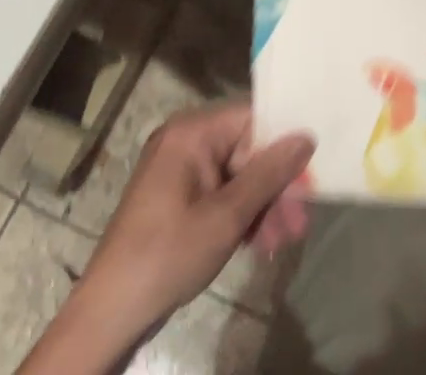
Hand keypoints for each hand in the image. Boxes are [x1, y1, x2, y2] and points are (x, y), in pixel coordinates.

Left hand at [20, 102, 313, 373]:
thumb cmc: (170, 253)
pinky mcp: (177, 197)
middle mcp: (184, 142)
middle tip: (300, 222)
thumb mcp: (227, 215)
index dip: (284, 144)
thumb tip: (306, 137)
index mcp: (191, 134)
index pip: (252, 119)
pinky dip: (241, 214)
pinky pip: (220, 192)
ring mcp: (178, 170)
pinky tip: (260, 242)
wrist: (113, 307)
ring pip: (236, 176)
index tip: (312, 172)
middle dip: (275, 186)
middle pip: (246, 150)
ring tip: (283, 240)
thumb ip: (269, 174)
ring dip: (262, 205)